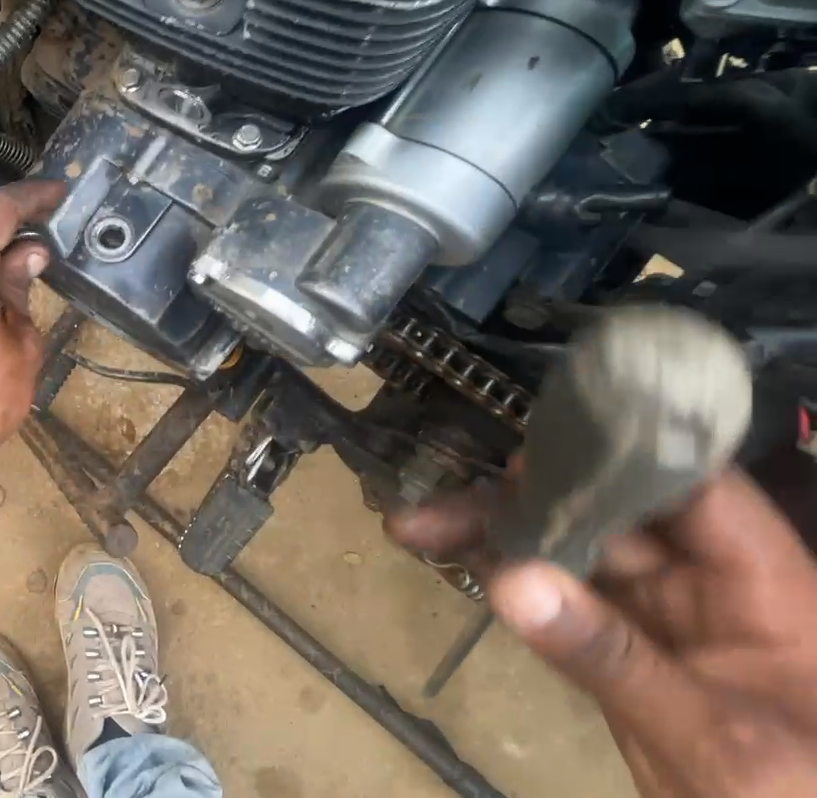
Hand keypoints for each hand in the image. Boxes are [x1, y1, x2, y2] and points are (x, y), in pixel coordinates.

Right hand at [390, 471, 816, 797]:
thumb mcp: (724, 746)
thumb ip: (614, 659)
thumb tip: (509, 580)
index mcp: (766, 590)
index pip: (694, 491)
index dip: (623, 451)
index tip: (535, 429)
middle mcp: (703, 586)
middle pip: (601, 513)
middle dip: (514, 498)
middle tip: (432, 495)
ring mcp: (651, 614)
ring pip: (558, 547)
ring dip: (483, 532)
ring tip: (407, 527)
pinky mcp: (607, 643)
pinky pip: (540, 591)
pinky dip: (485, 569)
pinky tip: (430, 550)